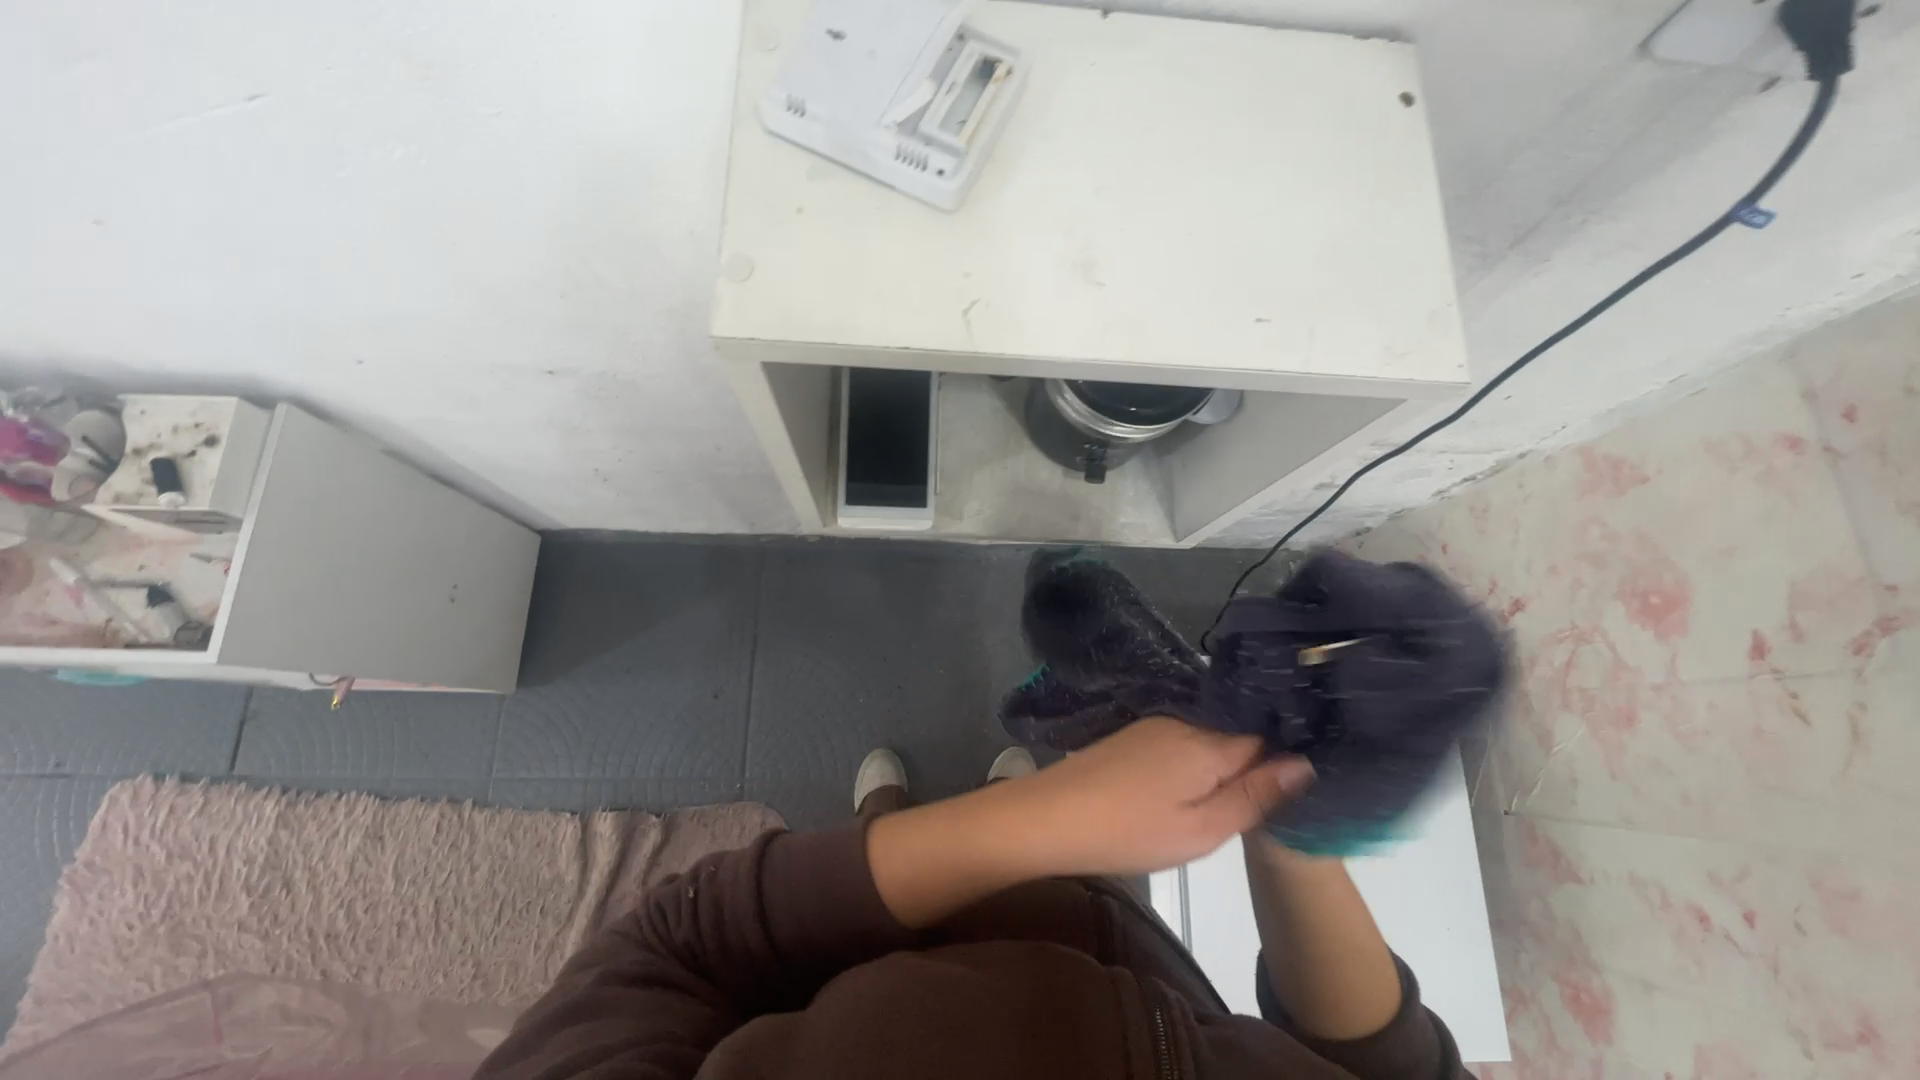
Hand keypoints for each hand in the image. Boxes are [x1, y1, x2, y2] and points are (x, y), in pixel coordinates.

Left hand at [998, 717, 1314, 878]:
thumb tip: (1306, 765)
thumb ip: (1254, 797)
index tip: (1303, 785)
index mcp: (1208, 743)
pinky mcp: (1133, 737)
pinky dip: (1191, 766)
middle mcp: (1185, 723)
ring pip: (1207, 741)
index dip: (1286, 759)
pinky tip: (1184, 792)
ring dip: (1219, 768)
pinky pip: (1181, 744)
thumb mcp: (1201, 828)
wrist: (1050, 817)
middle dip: (1253, 765)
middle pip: (1237, 737)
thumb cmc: (1129, 831)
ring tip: (1225, 804)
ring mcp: (1154, 726)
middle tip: (1266, 805)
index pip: (1267, 739)